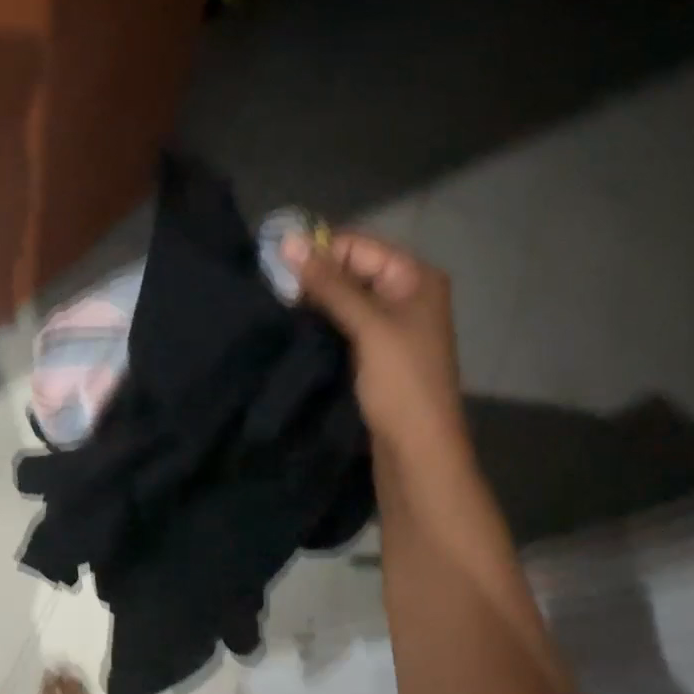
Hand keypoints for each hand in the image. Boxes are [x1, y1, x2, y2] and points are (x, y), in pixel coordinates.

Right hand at [281, 231, 469, 471]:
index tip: (278, 274)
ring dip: (312, 302)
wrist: (418, 451)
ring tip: (279, 312)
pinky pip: (341, 322)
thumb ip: (328, 283)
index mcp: (415, 277)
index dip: (319, 254)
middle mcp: (405, 293)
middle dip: (313, 278)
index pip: (356, 246)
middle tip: (274, 295)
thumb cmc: (402, 382)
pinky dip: (319, 323)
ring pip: (341, 297)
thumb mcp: (367, 325)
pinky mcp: (373, 350)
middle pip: (348, 269)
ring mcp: (390, 324)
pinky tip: (294, 330)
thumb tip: (287, 241)